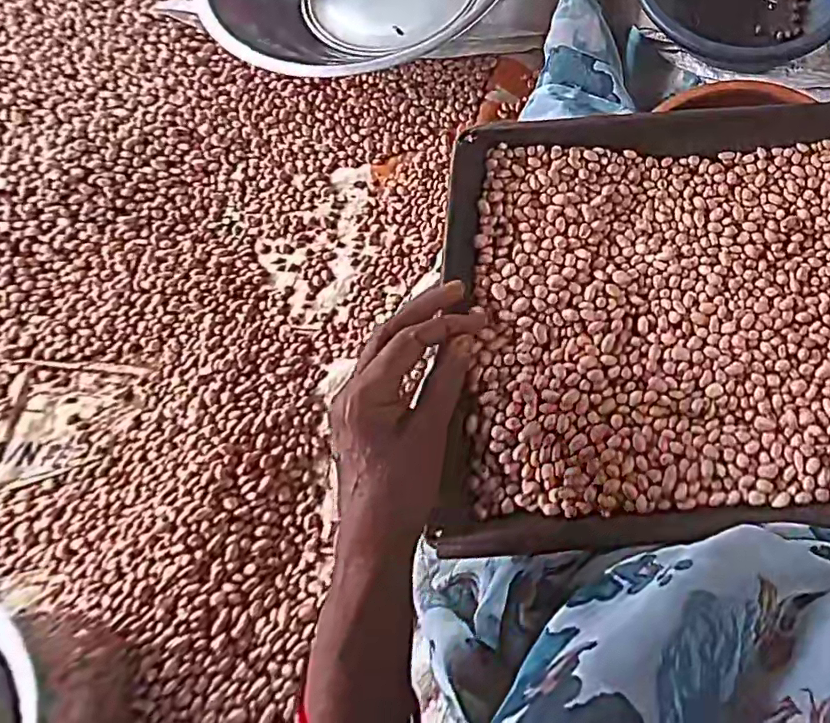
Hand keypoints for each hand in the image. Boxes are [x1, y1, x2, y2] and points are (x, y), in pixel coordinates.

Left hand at [329, 280, 486, 545]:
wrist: (370, 540)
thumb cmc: (400, 491)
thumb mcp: (429, 433)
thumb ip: (445, 381)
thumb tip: (464, 342)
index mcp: (364, 394)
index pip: (407, 340)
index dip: (445, 324)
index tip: (478, 319)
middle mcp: (350, 391)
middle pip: (387, 332)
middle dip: (423, 306)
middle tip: (457, 289)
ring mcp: (351, 401)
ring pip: (382, 346)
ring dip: (413, 322)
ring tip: (444, 305)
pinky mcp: (359, 412)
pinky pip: (383, 366)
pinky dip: (407, 347)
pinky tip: (426, 344)